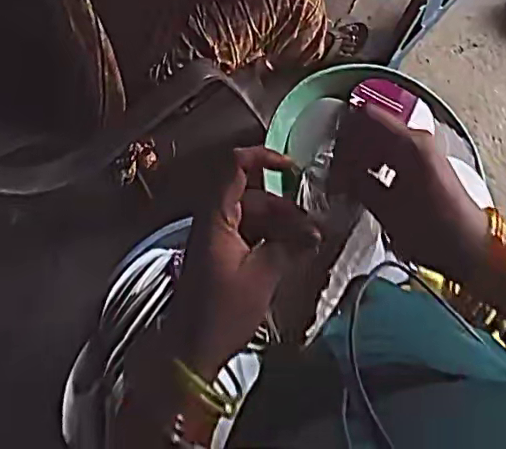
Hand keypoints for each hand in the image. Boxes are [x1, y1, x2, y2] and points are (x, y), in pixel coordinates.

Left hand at [163, 147, 320, 373]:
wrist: (191, 349)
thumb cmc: (220, 311)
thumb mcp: (260, 277)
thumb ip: (287, 248)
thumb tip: (313, 233)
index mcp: (216, 214)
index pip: (235, 166)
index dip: (262, 156)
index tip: (290, 165)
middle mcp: (214, 217)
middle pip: (251, 193)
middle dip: (283, 204)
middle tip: (310, 225)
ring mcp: (216, 233)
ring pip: (252, 212)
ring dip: (279, 222)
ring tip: (306, 242)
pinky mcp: (221, 251)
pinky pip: (248, 230)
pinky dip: (269, 236)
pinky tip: (290, 251)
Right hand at [332, 100, 488, 284]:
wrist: (474, 248)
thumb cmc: (434, 232)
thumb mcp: (388, 211)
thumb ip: (359, 185)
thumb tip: (339, 173)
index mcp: (409, 144)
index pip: (366, 117)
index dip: (345, 132)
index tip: (331, 152)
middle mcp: (417, 138)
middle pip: (372, 124)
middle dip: (351, 144)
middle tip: (336, 168)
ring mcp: (423, 148)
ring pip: (381, 135)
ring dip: (362, 152)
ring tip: (349, 177)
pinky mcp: (425, 160)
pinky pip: (392, 147)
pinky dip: (376, 158)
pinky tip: (367, 180)